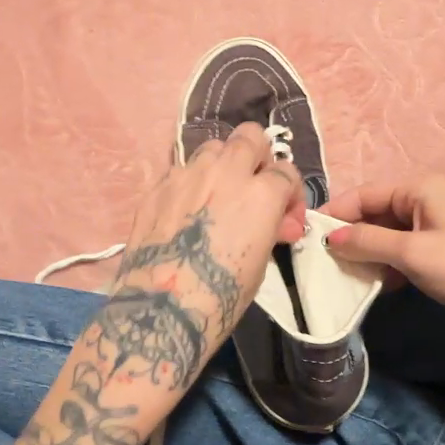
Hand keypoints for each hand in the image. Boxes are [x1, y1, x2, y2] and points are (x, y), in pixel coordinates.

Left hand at [95, 123, 303, 389]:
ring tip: (217, 198)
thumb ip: (269, 229)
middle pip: (249, 137)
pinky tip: (185, 214)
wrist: (161, 308)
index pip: (285, 171)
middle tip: (253, 189)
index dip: (289, 193)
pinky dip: (190, 185)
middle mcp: (225, 172)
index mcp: (260, 193)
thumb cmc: (221, 296)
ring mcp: (186, 174)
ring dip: (221, 166)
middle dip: (257, 158)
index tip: (285, 218)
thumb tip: (277, 223)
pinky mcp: (156, 187)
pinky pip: (180, 171)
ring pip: (212, 148)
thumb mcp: (260, 262)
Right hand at [321, 174, 444, 339]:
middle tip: (321, 263)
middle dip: (351, 236)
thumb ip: (367, 241)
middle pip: (376, 212)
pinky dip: (390, 264)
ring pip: (390, 234)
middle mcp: (429, 198)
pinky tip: (378, 285)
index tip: (305, 238)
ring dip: (369, 254)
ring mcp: (440, 224)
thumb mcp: (411, 253)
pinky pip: (407, 250)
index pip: (363, 194)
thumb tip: (331, 237)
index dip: (333, 215)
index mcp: (420, 187)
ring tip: (345, 277)